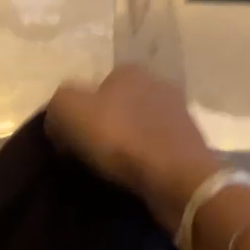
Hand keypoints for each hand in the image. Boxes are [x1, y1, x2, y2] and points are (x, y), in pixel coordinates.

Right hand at [47, 66, 222, 228]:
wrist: (177, 179)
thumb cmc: (119, 138)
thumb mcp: (68, 110)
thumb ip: (57, 104)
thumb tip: (60, 118)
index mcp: (128, 70)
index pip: (93, 86)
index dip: (78, 111)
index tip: (70, 137)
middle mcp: (158, 84)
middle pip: (118, 105)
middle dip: (104, 124)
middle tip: (88, 152)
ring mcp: (180, 114)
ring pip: (139, 127)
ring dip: (126, 143)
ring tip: (111, 168)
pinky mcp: (192, 144)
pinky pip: (156, 149)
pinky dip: (145, 160)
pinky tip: (135, 175)